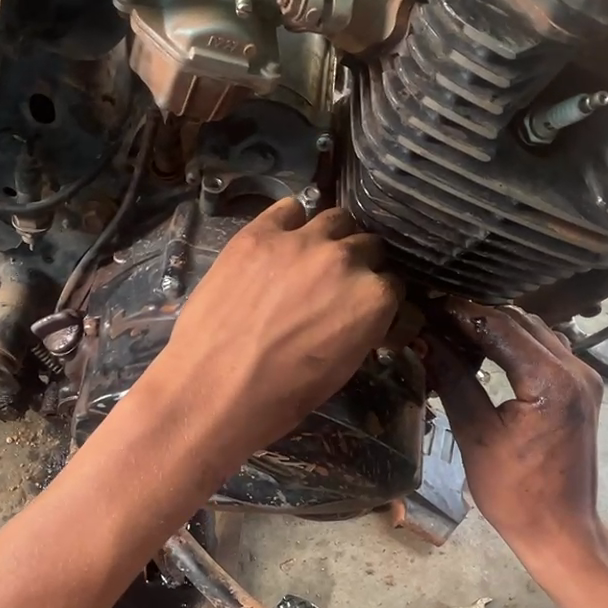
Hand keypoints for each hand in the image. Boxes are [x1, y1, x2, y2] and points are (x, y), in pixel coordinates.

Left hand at [143, 199, 400, 457]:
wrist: (212, 390)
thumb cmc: (279, 398)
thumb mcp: (340, 371)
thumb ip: (361, 332)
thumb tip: (363, 321)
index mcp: (374, 300)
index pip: (394, 286)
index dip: (382, 301)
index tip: (370, 312)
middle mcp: (345, 260)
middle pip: (369, 247)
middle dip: (361, 267)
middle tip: (338, 287)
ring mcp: (300, 241)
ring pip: (336, 220)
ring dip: (333, 238)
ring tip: (315, 258)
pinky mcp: (258, 233)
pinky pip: (287, 210)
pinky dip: (291, 222)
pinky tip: (282, 240)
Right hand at [424, 301, 607, 574]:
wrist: (559, 529)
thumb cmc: (514, 492)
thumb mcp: (475, 434)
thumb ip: (453, 380)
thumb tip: (424, 340)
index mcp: (551, 380)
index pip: (499, 325)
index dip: (459, 312)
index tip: (425, 304)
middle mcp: (576, 370)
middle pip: (520, 322)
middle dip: (476, 316)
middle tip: (433, 317)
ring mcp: (584, 379)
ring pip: (535, 332)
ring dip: (495, 328)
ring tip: (452, 332)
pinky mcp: (582, 390)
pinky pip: (546, 350)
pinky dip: (514, 344)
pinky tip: (484, 352)